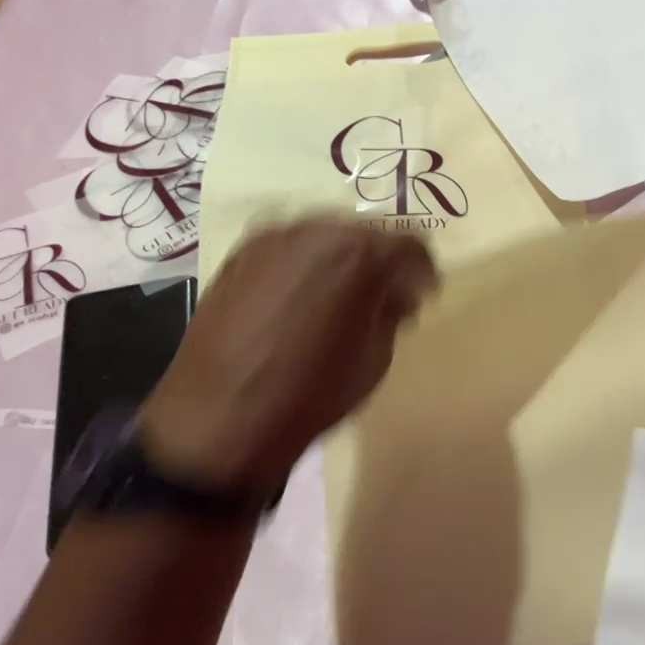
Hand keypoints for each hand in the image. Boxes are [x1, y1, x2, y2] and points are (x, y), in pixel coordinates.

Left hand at [139, 220, 437, 493]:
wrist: (222, 414)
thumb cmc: (315, 390)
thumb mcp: (377, 355)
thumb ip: (391, 311)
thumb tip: (392, 295)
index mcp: (361, 254)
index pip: (410, 244)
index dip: (422, 273)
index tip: (421, 299)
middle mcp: (316, 231)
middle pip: (366, 233)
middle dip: (381, 263)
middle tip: (384, 299)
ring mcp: (272, 238)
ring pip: (325, 236)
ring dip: (342, 261)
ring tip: (341, 300)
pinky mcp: (240, 254)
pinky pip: (290, 249)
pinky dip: (307, 266)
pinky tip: (304, 300)